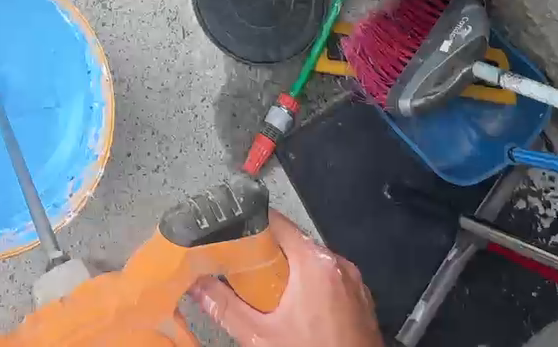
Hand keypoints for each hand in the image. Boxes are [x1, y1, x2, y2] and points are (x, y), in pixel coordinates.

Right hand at [187, 212, 380, 346]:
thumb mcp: (261, 338)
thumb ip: (225, 307)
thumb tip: (194, 284)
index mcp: (315, 262)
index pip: (275, 221)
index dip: (249, 225)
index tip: (229, 238)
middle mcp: (338, 263)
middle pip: (293, 242)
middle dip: (267, 254)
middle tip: (242, 271)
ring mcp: (354, 282)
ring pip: (311, 262)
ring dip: (290, 272)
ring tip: (266, 294)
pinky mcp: (363, 301)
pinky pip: (329, 280)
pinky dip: (311, 287)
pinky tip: (297, 311)